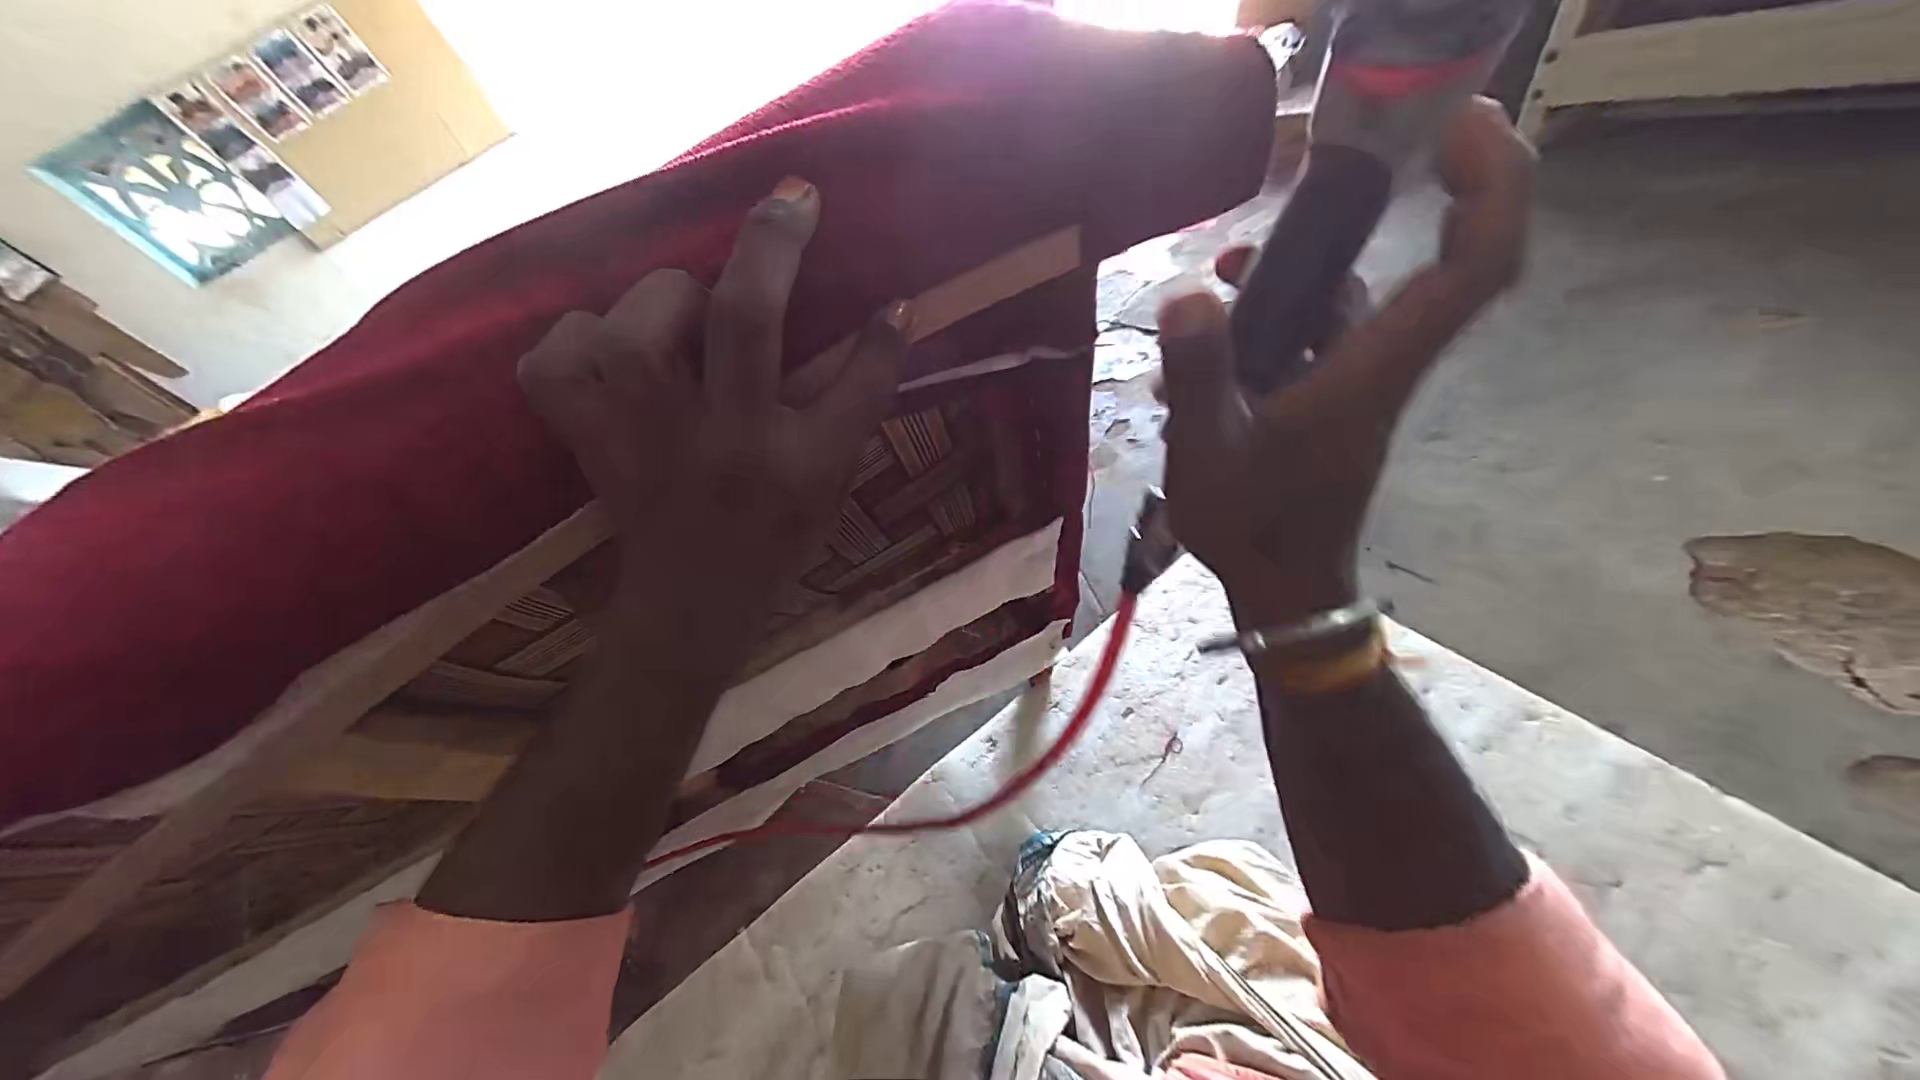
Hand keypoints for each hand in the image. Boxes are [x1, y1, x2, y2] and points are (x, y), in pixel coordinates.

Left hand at [518, 177, 907, 680]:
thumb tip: (888, 319)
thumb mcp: (832, 487)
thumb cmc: (776, 544)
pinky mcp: (592, 448)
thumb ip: (852, 409)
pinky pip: (557, 364)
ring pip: (637, 330)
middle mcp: (729, 447)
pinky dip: (576, 338)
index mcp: (801, 469)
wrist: (690, 605)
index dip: (883, 337)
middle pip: (746, 321)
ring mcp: (652, 446)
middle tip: (793, 199)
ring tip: (683, 303)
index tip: (894, 297)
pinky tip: (608, 347)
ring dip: (662, 296)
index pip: (859, 388)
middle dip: (773, 244)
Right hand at [1158, 98, 1532, 627]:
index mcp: (1369, 373)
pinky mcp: (1328, 405)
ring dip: (1294, 277)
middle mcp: (1377, 370)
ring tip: (1219, 274)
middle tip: (1300, 190)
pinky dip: (1275, 322)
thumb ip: (1197, 374)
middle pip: (1415, 270)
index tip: (1455, 122)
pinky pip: (1315, 341)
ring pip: (1348, 308)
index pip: (1473, 264)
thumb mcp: (1206, 451)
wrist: (1280, 586)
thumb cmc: (1251, 526)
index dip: (1489, 182)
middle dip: (1362, 218)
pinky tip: (1214, 338)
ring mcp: (1354, 388)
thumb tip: (1184, 295)